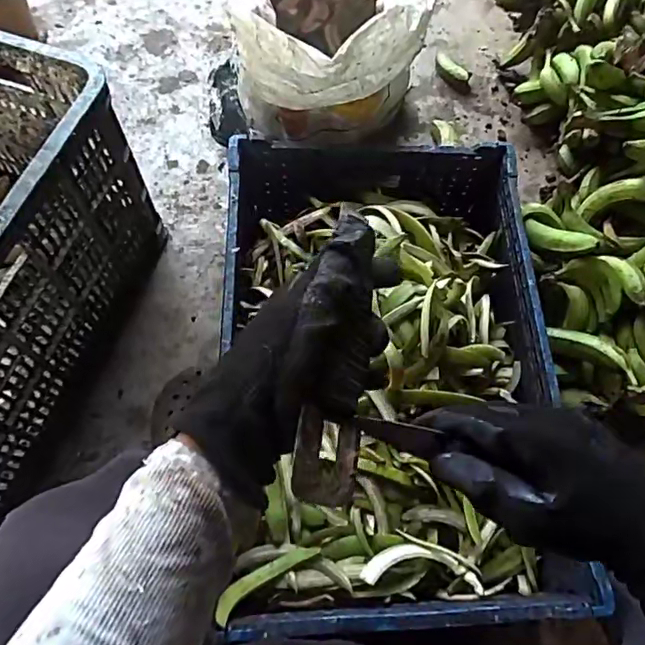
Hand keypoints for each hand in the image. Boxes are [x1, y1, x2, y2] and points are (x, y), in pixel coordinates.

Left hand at [177, 217, 387, 505]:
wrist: (247, 420)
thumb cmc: (278, 359)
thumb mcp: (310, 307)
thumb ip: (337, 271)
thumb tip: (357, 224)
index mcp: (306, 295)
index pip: (346, 271)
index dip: (372, 270)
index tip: (397, 275)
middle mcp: (309, 319)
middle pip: (357, 311)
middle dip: (372, 322)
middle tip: (372, 337)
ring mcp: (312, 352)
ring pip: (357, 343)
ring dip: (368, 352)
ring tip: (365, 367)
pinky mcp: (315, 382)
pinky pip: (350, 372)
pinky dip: (361, 376)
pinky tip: (363, 387)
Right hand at [420, 404, 644, 644]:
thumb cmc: (586, 526)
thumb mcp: (529, 518)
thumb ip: (483, 487)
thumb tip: (440, 460)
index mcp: (528, 434)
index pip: (469, 420)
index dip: (437, 423)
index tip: (411, 429)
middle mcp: (543, 413)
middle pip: (487, 411)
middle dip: (456, 422)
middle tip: (430, 439)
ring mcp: (563, 414)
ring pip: (509, 411)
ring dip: (481, 424)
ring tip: (460, 443)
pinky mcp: (576, 421)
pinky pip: (529, 415)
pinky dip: (505, 426)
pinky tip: (502, 446)